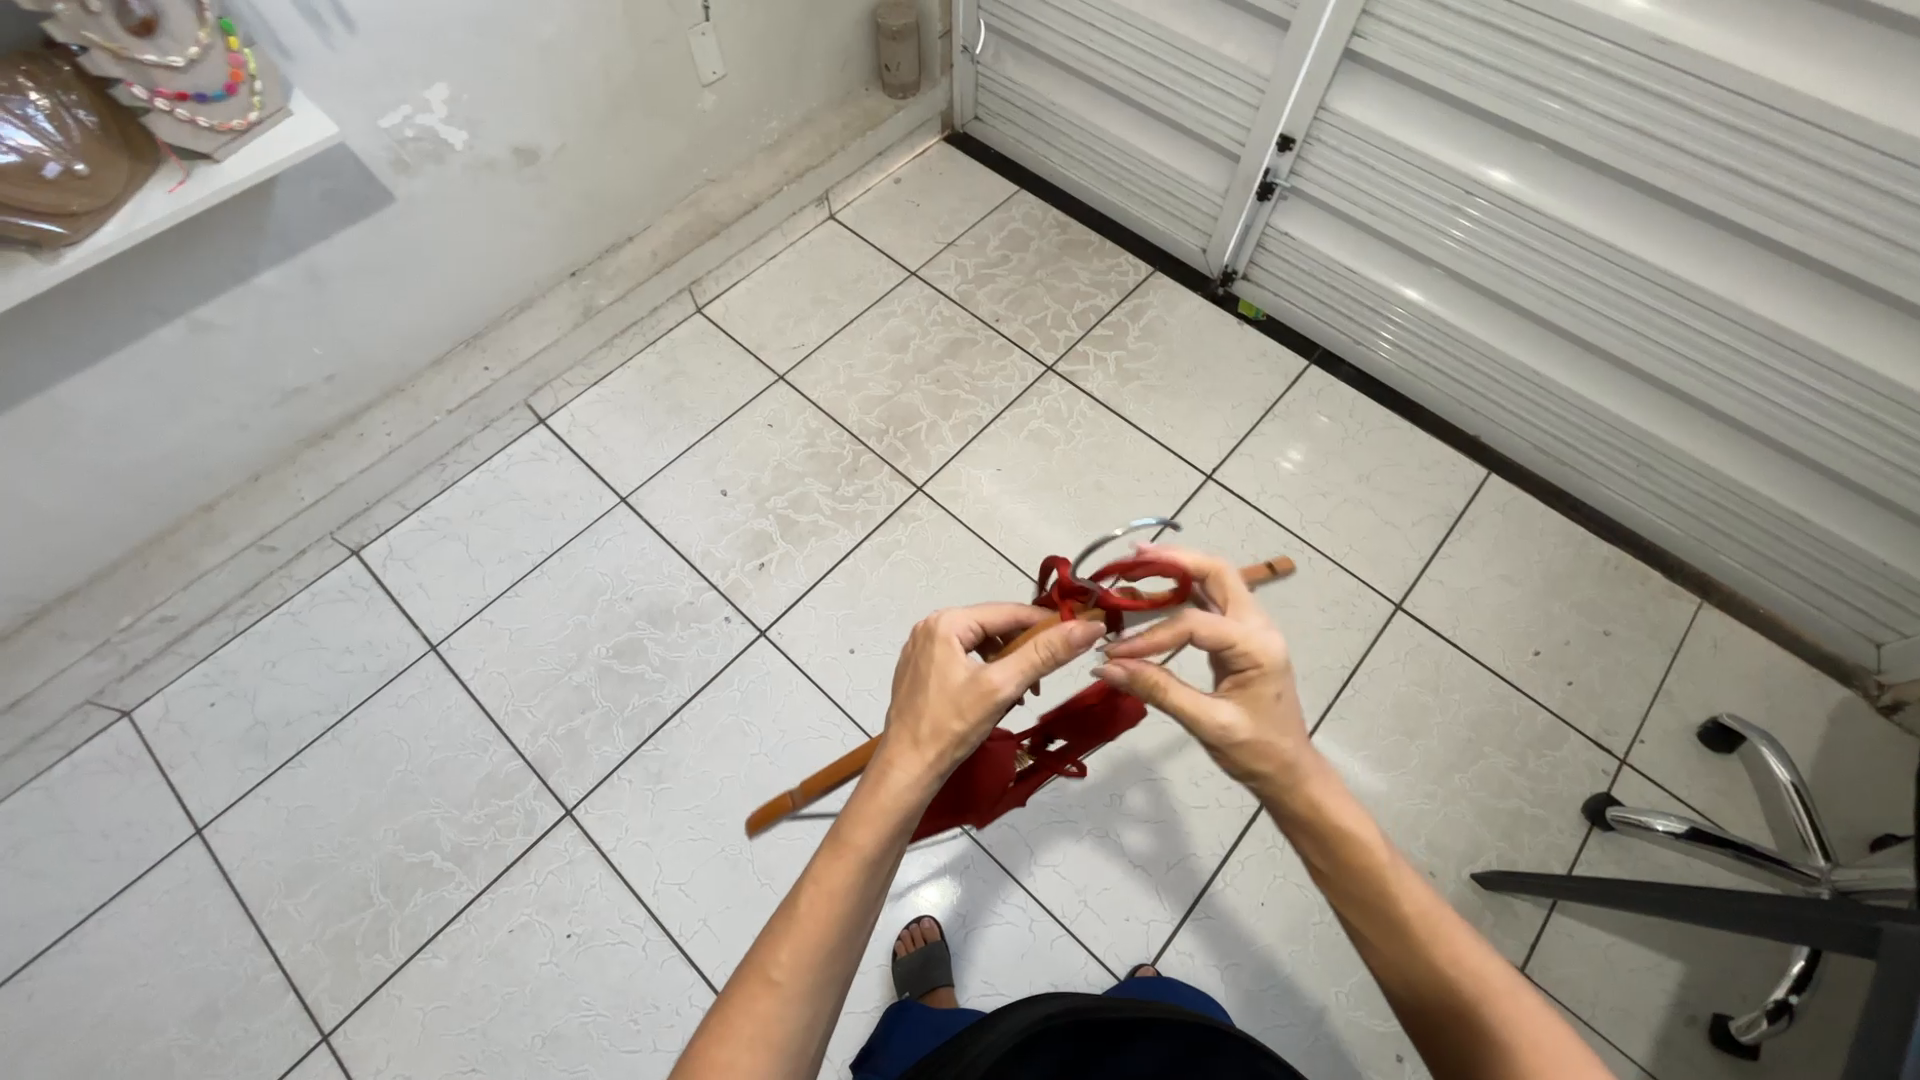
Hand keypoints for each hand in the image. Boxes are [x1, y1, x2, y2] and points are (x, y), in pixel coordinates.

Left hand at [876, 603, 1105, 784]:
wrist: (907, 768)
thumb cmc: (951, 726)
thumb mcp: (1002, 686)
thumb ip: (1045, 653)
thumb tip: (1089, 627)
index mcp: (946, 621)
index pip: (1009, 611)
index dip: (1047, 623)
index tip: (1079, 636)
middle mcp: (931, 626)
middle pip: (994, 626)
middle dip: (1025, 648)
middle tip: (1047, 677)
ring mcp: (922, 648)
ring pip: (980, 643)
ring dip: (1008, 662)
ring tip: (1025, 691)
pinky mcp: (921, 669)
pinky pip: (963, 658)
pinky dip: (987, 671)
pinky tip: (998, 695)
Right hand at [1091, 544, 1313, 791]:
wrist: (1289, 771)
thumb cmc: (1256, 751)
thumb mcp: (1207, 724)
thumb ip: (1158, 690)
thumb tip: (1106, 668)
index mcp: (1256, 647)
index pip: (1194, 623)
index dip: (1150, 635)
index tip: (1113, 653)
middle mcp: (1258, 626)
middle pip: (1218, 572)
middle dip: (1175, 560)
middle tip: (1133, 558)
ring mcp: (1252, 628)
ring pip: (1216, 580)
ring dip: (1179, 568)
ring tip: (1139, 564)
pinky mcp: (1240, 637)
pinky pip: (1212, 600)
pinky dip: (1184, 589)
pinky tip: (1157, 590)